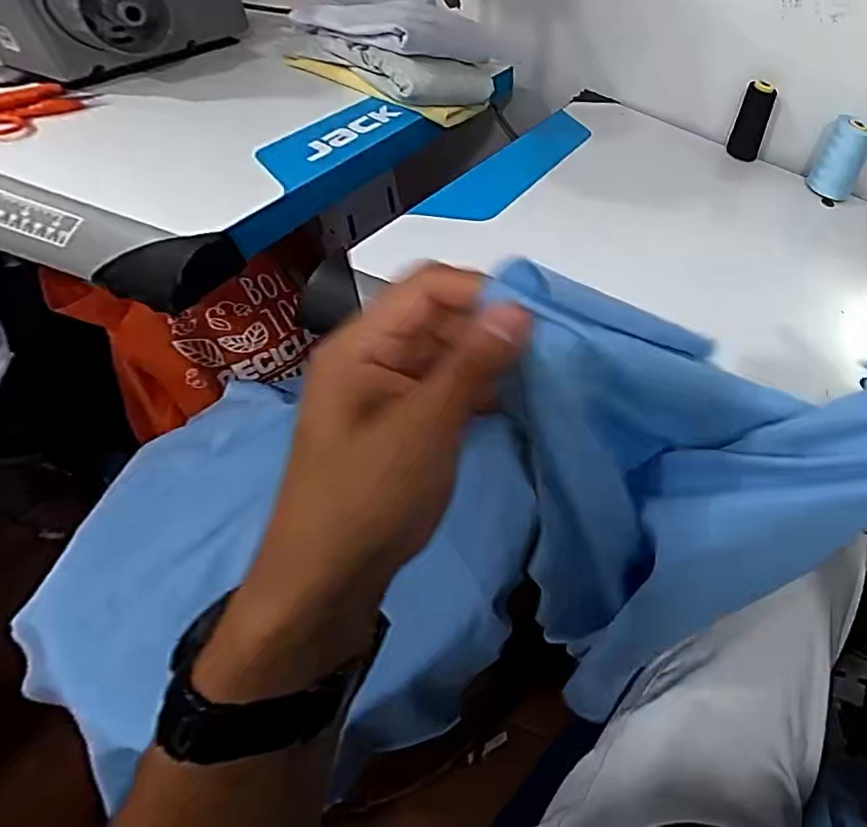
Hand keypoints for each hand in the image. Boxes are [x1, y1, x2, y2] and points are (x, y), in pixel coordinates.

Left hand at [198, 265, 528, 700]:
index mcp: (363, 344)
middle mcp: (375, 353)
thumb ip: (474, 363)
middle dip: (490, 324)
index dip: (481, 291)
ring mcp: (391, 384)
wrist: (328, 580)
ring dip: (489, 354)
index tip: (532, 317)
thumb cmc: (368, 496)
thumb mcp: (426, 425)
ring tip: (529, 375)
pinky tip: (507, 401)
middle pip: (442, 312)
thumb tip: (520, 309)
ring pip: (451, 346)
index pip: (429, 286)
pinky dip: (481, 382)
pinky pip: (451, 378)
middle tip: (538, 351)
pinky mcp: (408, 412)